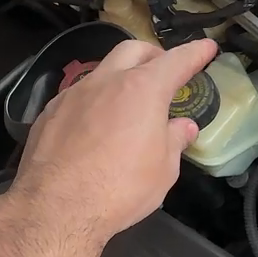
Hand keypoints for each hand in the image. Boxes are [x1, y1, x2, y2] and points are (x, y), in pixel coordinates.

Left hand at [2, 37, 217, 242]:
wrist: (56, 208)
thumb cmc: (121, 188)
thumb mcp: (164, 169)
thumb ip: (174, 140)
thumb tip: (182, 126)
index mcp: (142, 90)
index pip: (176, 61)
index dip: (195, 53)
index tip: (207, 47)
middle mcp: (106, 82)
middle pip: (133, 50)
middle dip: (154, 55)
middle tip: (166, 72)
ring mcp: (73, 95)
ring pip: (102, 71)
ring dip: (121, 78)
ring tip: (130, 104)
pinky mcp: (50, 113)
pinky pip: (79, 95)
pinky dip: (96, 101)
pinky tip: (98, 126)